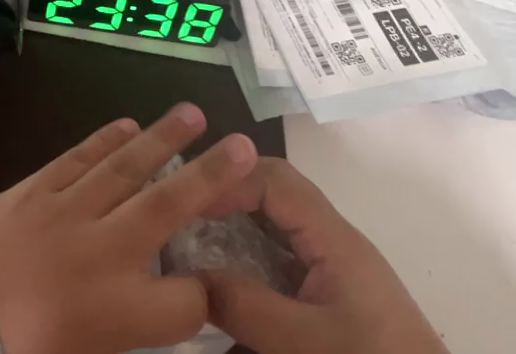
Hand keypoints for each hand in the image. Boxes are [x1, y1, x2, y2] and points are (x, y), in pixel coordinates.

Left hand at [0, 103, 258, 353]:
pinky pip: (77, 158)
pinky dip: (104, 139)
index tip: (217, 285)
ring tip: (191, 114)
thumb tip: (164, 300)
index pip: (190, 301)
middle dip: (210, 176)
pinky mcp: (33, 189)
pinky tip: (127, 124)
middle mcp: (105, 253)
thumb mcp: (91, 350)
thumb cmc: (20, 349)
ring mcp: (67, 212)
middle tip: (244, 144)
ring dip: (161, 138)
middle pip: (169, 207)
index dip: (209, 295)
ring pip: (124, 167)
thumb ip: (133, 323)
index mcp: (123, 311)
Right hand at [200, 159, 447, 353]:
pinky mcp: (334, 299)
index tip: (186, 203)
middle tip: (181, 216)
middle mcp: (334, 243)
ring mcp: (335, 271)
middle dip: (225, 199)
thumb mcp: (304, 344)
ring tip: (192, 249)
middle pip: (272, 195)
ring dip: (234, 232)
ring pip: (274, 229)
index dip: (227, 179)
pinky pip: (282, 264)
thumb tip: (187, 277)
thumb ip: (245, 306)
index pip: (273, 178)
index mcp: (334, 239)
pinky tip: (226, 297)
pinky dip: (250, 268)